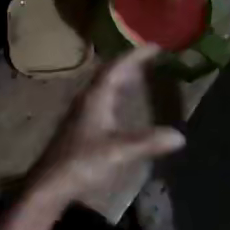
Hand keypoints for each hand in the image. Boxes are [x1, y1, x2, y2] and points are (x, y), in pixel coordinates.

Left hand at [28, 48, 186, 208]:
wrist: (50, 184)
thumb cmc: (82, 162)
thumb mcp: (117, 151)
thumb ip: (147, 142)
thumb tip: (179, 135)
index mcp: (95, 98)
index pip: (116, 68)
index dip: (135, 56)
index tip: (155, 46)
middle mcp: (87, 99)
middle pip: (109, 73)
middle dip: (129, 63)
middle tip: (151, 57)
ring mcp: (82, 112)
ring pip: (104, 87)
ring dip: (122, 77)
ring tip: (141, 74)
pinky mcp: (81, 126)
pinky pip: (103, 99)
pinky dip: (117, 94)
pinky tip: (124, 104)